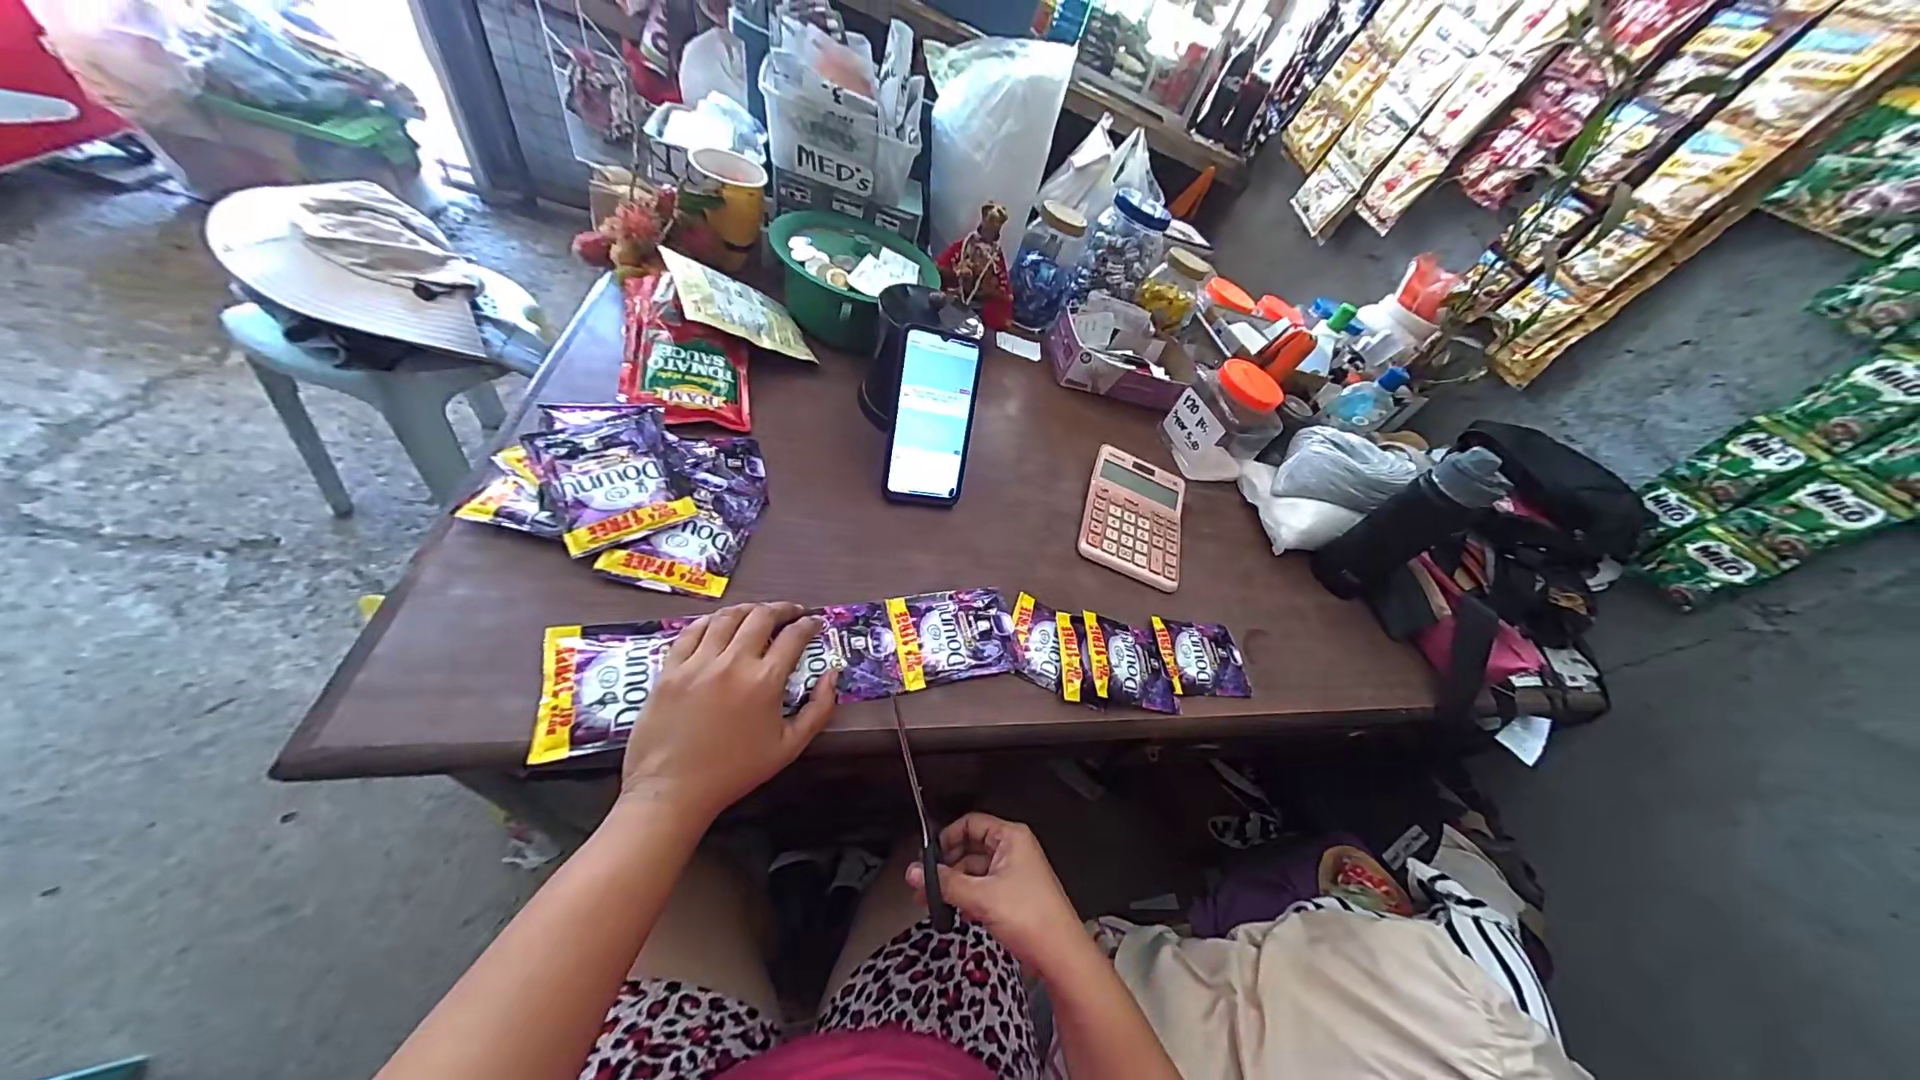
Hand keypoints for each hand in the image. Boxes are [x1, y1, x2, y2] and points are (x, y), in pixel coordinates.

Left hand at [617, 602, 833, 823]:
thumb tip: (832, 675)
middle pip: (761, 616)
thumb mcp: (789, 747)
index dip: (809, 624)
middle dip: (782, 609)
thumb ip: (818, 709)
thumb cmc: (735, 771)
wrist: (672, 790)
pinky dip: (710, 621)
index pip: (794, 636)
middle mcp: (733, 662)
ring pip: (727, 617)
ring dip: (749, 610)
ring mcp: (698, 663)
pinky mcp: (671, 668)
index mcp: (765, 681)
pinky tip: (719, 624)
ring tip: (758, 613)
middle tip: (791, 612)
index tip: (815, 623)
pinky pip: (692, 631)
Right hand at [906, 813, 1084, 970]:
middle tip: (926, 883)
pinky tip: (955, 911)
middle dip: (947, 865)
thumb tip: (916, 872)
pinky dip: (968, 896)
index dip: (948, 837)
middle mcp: (1014, 849)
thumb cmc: (1031, 917)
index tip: (929, 857)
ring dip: (955, 884)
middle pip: (971, 846)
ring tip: (934, 901)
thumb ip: (944, 883)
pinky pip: (983, 887)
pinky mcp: (1013, 895)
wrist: (1060, 955)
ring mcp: (1014, 872)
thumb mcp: (980, 896)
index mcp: (1011, 837)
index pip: (971, 823)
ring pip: (976, 869)